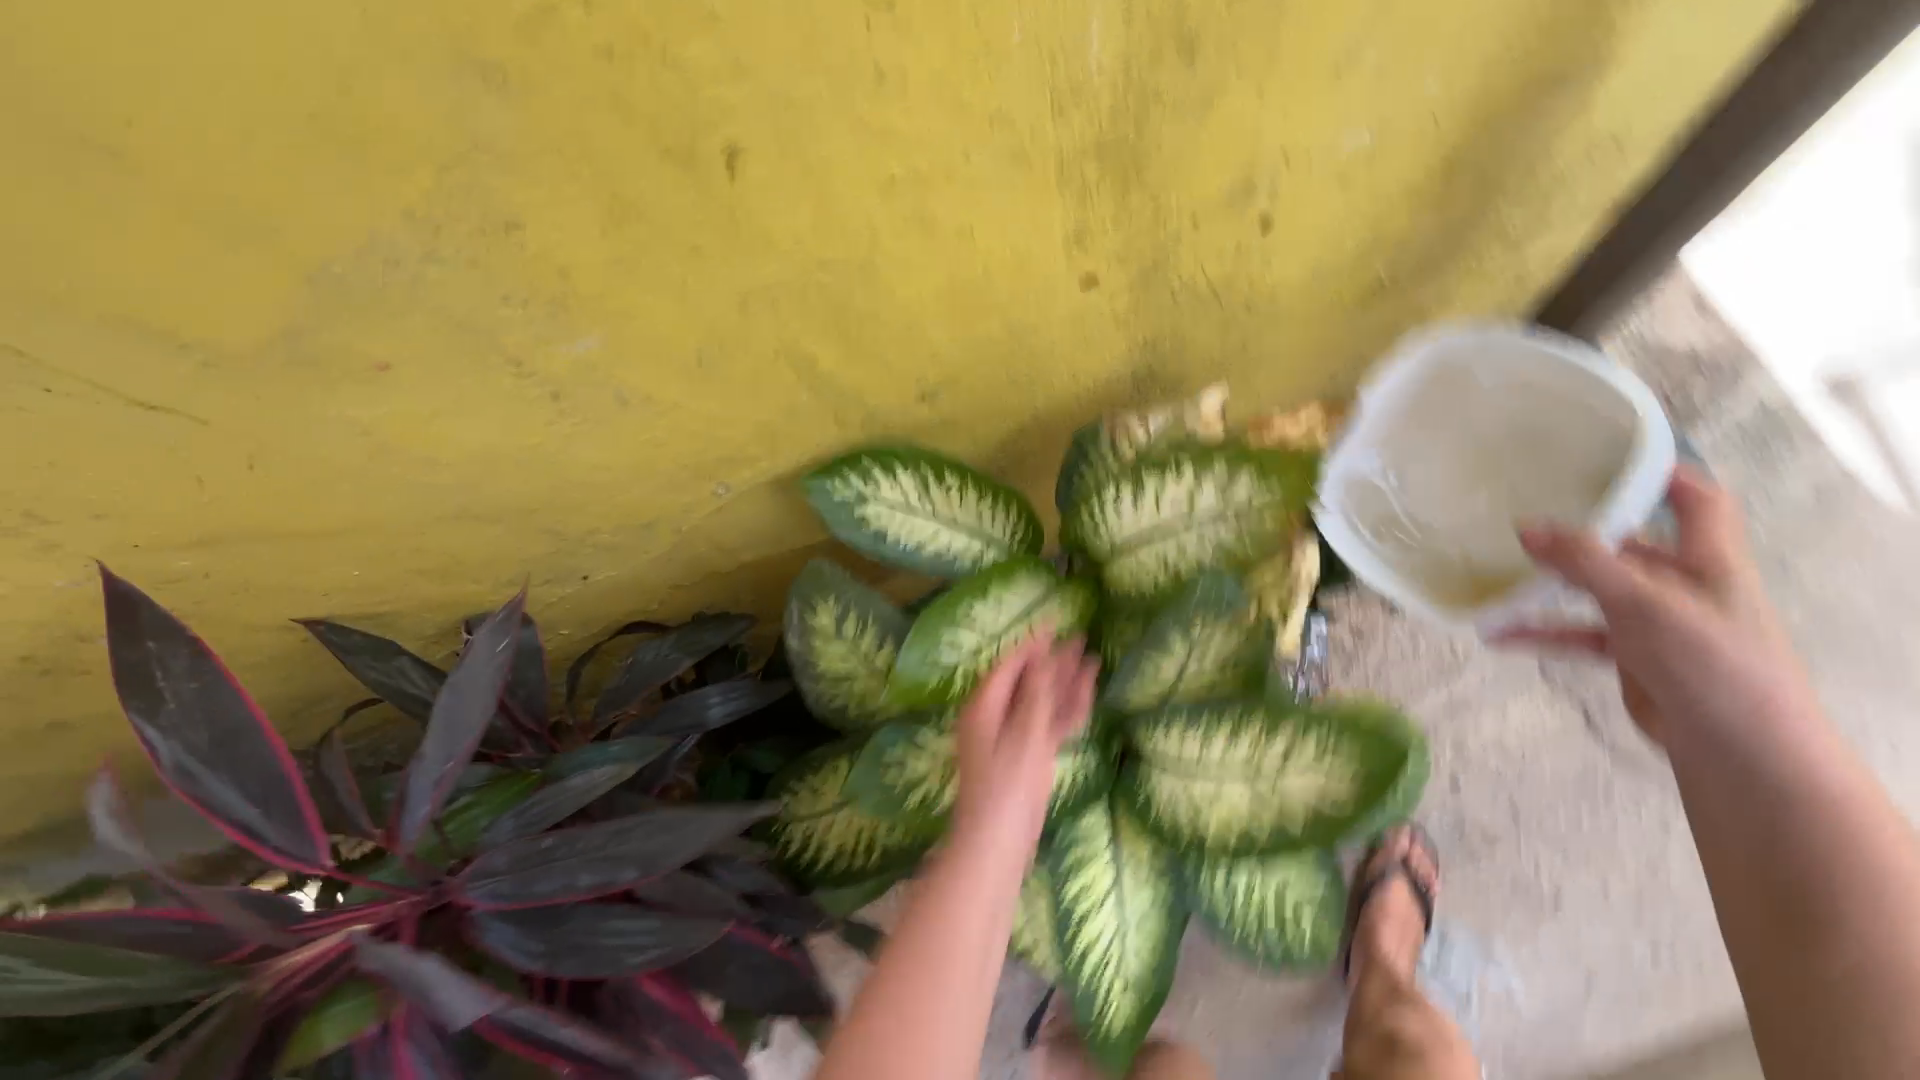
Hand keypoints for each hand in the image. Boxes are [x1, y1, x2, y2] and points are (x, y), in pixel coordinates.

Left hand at [951, 633, 1098, 851]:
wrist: (999, 840)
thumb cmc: (1006, 783)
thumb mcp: (1024, 732)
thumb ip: (1038, 693)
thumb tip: (1046, 654)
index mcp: (985, 705)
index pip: (1011, 664)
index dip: (1033, 644)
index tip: (1054, 622)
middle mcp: (997, 716)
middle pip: (1030, 680)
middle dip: (1055, 661)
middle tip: (1081, 637)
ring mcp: (1014, 736)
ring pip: (1043, 702)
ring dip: (1066, 683)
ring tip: (1093, 659)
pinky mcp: (1029, 756)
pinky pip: (1050, 724)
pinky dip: (1067, 710)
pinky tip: (1087, 695)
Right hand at [1495, 466, 1815, 747]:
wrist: (1737, 747)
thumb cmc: (1708, 659)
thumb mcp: (1644, 602)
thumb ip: (1584, 563)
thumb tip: (1524, 527)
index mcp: (1706, 559)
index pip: (1696, 500)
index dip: (1663, 474)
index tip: (1607, 459)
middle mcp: (1683, 583)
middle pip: (1630, 543)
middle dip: (1581, 531)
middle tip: (1524, 515)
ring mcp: (1656, 621)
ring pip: (1595, 590)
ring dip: (1550, 585)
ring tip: (1499, 572)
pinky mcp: (1633, 656)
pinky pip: (1578, 634)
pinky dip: (1541, 633)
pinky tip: (1498, 635)